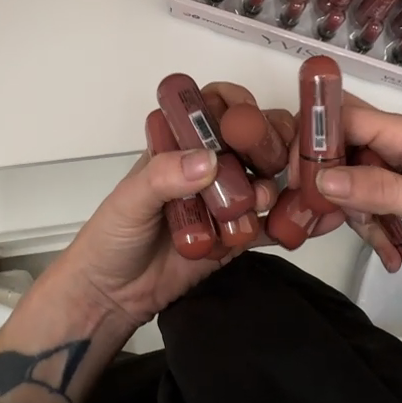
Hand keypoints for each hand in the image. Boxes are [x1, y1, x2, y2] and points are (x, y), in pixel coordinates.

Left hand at [43, 84, 278, 333]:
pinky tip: (290, 223)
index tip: (246, 120)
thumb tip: (208, 160)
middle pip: (250, 138)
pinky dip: (284, 221)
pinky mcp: (235, 235)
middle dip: (266, 144)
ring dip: (272, 184)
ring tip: (260, 202)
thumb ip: (164, 176)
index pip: (214, 107)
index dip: (236, 106)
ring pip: (264, 177)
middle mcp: (206, 166)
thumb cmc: (111, 237)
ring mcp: (223, 200)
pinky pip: (267, 223)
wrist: (112, 297)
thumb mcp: (130, 200)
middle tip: (266, 162)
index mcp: (179, 144)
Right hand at [310, 94, 401, 304]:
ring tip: (378, 242)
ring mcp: (395, 175)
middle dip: (326, 181)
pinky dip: (367, 230)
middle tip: (324, 215)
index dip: (315, 140)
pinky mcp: (396, 203)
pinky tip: (390, 254)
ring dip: (352, 214)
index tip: (300, 179)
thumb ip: (377, 188)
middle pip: (339, 146)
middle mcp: (395, 146)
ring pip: (345, 181)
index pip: (344, 117)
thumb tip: (321, 178)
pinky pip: (362, 207)